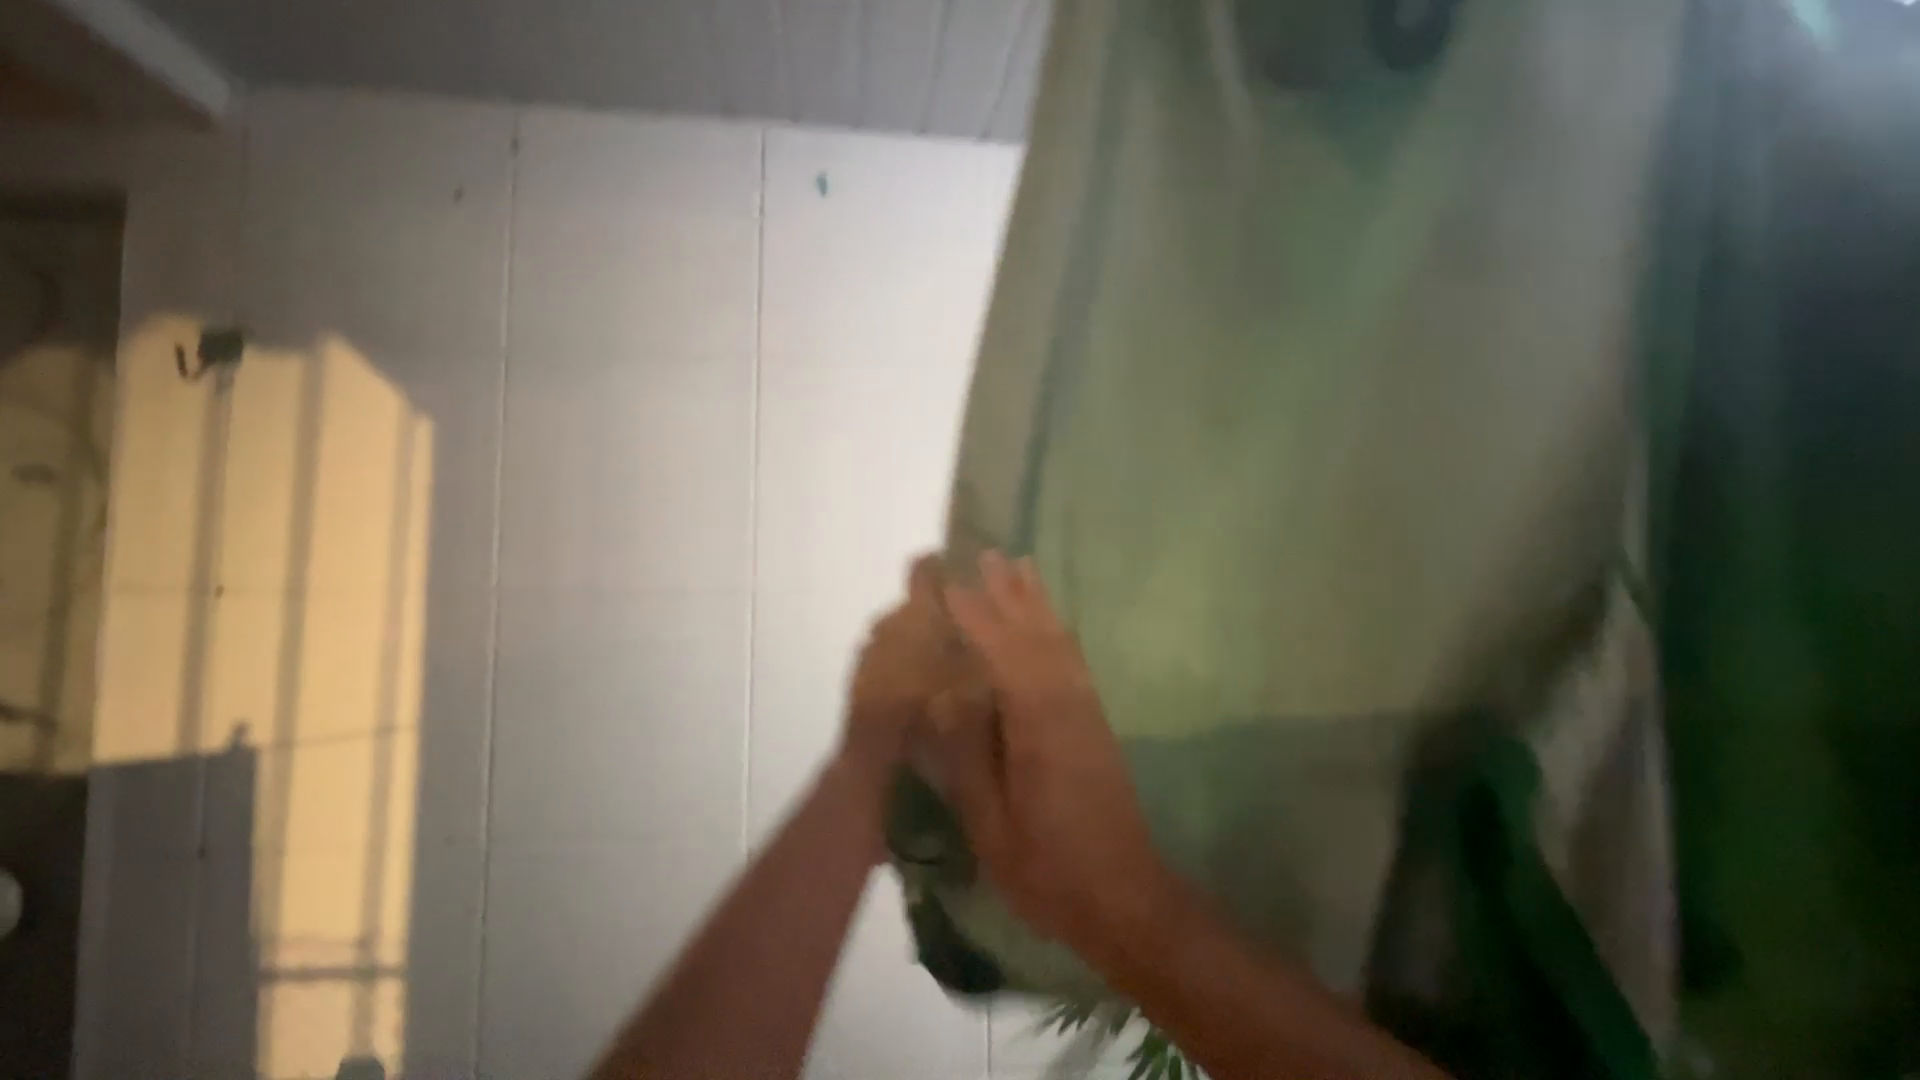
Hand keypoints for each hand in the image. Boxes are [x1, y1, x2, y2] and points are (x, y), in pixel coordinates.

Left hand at [842, 556, 971, 776]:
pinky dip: (903, 664)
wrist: (878, 748)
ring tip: (944, 667)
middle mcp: (890, 619)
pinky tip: (920, 689)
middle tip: (966, 634)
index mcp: (919, 610)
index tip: (963, 573)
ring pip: (901, 631)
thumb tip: (1002, 623)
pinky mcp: (859, 674)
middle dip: (938, 613)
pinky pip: (888, 657)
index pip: (925, 568)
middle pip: (915, 603)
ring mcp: (871, 647)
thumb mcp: (979, 676)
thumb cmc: (934, 704)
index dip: (943, 565)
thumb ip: (989, 644)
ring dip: (919, 642)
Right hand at [932, 552, 1177, 959]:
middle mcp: (1068, 706)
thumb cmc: (1048, 868)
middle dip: (1010, 593)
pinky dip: (1057, 631)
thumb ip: (967, 759)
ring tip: (1019, 568)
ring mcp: (1087, 713)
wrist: (1124, 898)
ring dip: (1038, 603)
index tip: (948, 581)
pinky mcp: (1096, 726)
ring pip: (1060, 642)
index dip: (974, 616)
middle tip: (987, 554)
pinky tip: (1048, 626)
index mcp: (1039, 725)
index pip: (1001, 654)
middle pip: (1036, 635)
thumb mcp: (991, 825)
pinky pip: (1072, 661)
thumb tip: (946, 699)